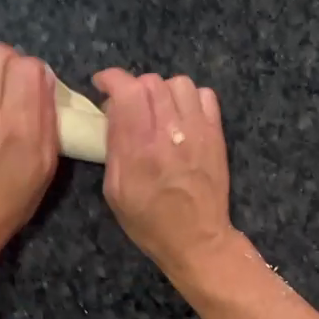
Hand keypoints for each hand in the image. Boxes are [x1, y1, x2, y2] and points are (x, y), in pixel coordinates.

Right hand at [94, 68, 235, 272]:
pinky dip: (190, 98)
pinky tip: (181, 116)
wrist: (197, 239)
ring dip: (162, 91)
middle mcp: (169, 131)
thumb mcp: (115, 191)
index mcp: (139, 148)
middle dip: (134, 87)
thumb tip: (113, 114)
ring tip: (157, 110)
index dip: (111, 78)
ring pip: (179, 83)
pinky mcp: (216, 134)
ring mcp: (197, 130)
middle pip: (151, 82)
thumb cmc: (148, 221)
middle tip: (128, 106)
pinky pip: (205, 95)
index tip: (102, 85)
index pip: (128, 90)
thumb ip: (114, 147)